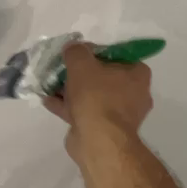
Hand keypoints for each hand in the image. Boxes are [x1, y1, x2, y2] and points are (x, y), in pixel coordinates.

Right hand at [42, 41, 152, 161]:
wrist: (98, 140)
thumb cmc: (96, 96)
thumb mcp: (82, 64)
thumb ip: (76, 51)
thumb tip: (72, 47)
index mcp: (137, 75)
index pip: (117, 55)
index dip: (94, 53)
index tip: (77, 55)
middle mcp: (133, 94)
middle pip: (102, 77)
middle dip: (79, 74)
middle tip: (61, 70)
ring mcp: (119, 114)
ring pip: (92, 96)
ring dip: (71, 91)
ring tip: (50, 86)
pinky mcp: (105, 129)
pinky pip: (85, 112)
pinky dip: (68, 107)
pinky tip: (49, 102)